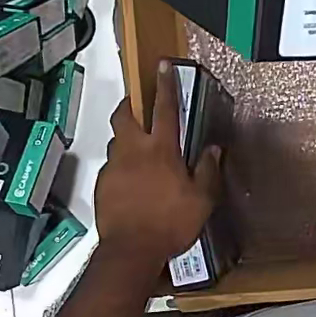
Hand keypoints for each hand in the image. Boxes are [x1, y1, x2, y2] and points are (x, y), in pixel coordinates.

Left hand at [94, 61, 223, 270]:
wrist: (131, 250)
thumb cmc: (170, 223)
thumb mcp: (201, 200)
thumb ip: (207, 170)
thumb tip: (213, 150)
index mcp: (160, 149)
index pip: (164, 108)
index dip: (164, 85)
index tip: (162, 66)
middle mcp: (133, 151)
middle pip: (124, 115)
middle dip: (129, 104)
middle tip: (138, 105)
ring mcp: (113, 166)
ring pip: (116, 140)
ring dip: (125, 137)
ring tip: (138, 148)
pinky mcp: (102, 184)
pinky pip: (111, 165)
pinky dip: (121, 165)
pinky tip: (131, 180)